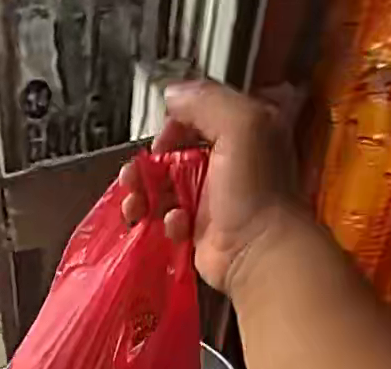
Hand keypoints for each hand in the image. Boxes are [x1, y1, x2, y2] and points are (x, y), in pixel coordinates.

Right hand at [118, 80, 306, 294]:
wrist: (257, 252)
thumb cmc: (256, 189)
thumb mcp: (241, 124)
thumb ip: (206, 100)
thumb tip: (171, 94)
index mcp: (238, 132)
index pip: (194, 117)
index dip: (172, 126)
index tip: (161, 142)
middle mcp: (223, 164)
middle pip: (172, 155)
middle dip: (147, 165)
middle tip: (133, 176)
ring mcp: (209, 200)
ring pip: (164, 190)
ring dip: (144, 195)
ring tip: (135, 204)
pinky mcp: (197, 231)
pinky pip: (170, 221)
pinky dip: (166, 222)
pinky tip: (175, 225)